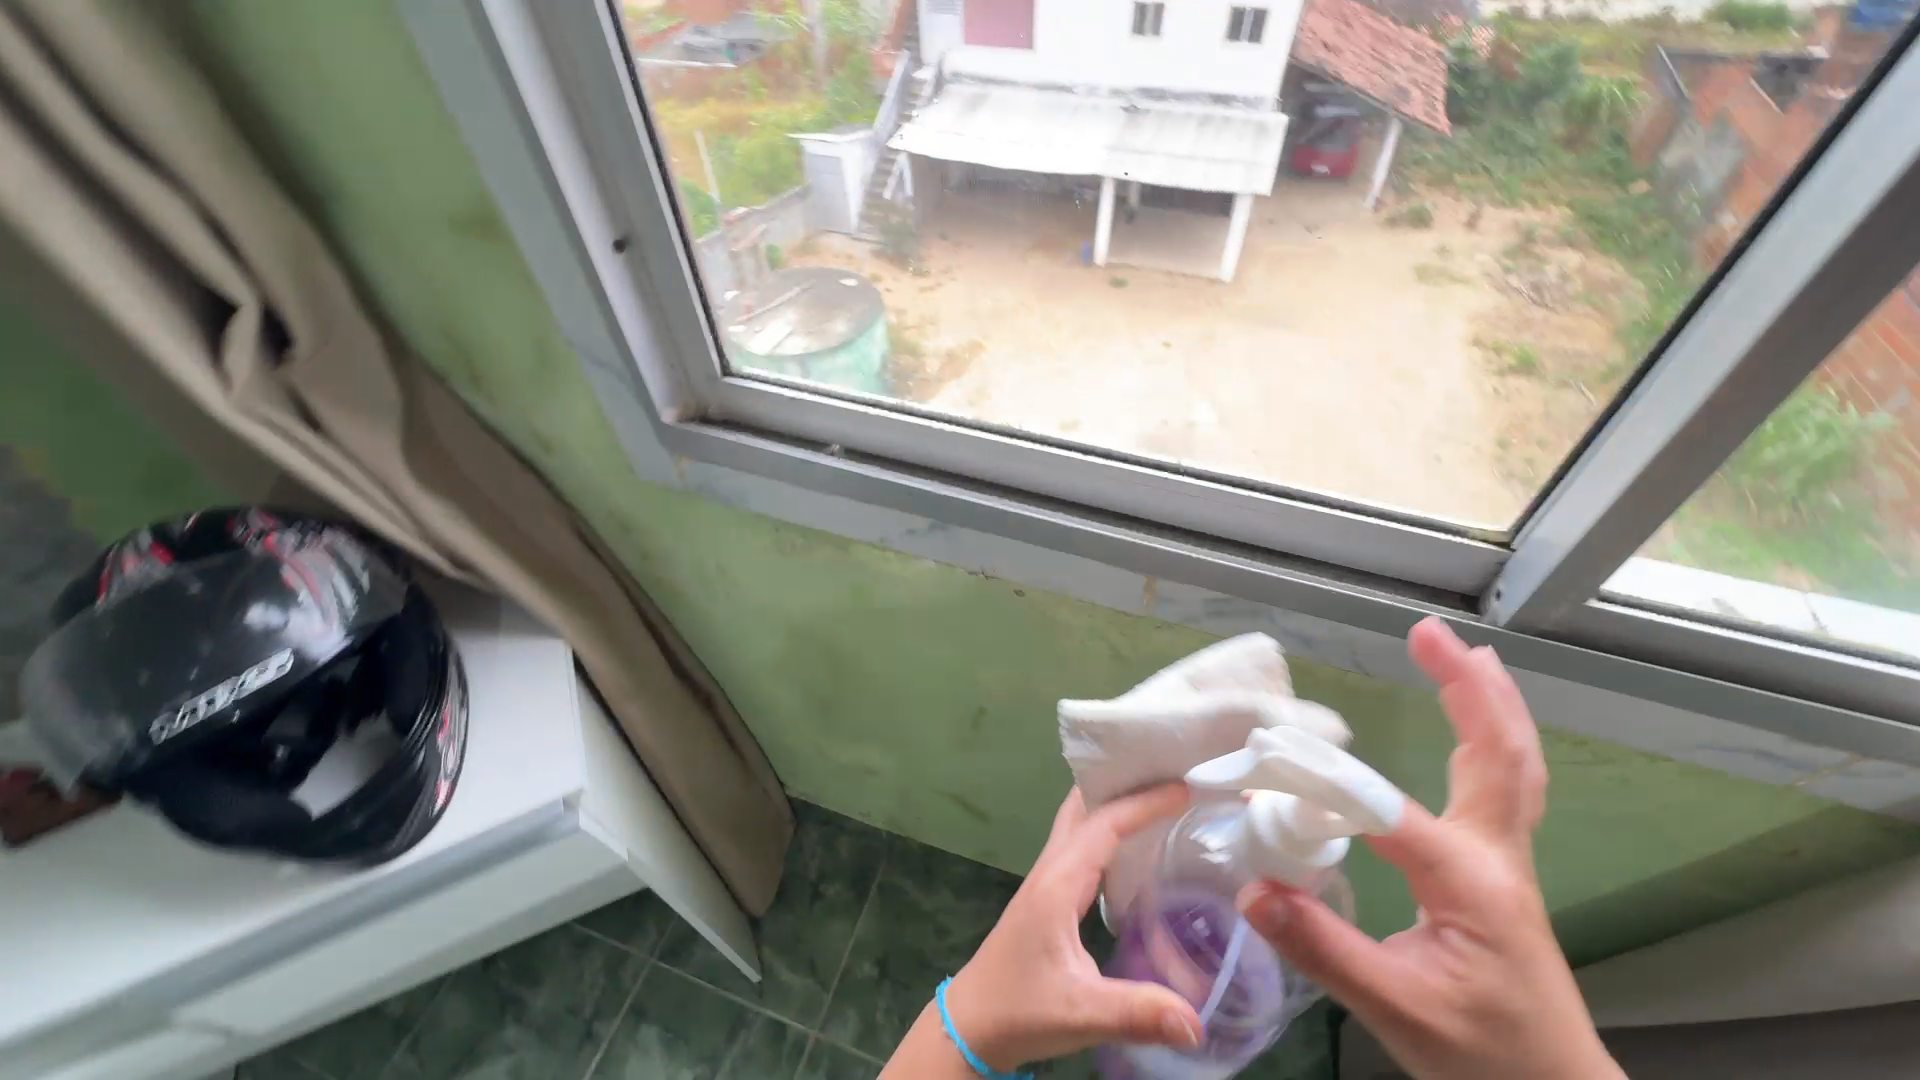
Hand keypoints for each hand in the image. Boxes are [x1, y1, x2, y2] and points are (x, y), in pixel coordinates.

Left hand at [944, 785, 1204, 1068]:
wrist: (972, 1022)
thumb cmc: (1020, 1008)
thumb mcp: (1081, 1012)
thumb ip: (1137, 1012)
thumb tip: (1198, 1024)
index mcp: (1058, 882)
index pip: (1103, 824)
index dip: (1143, 803)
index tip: (1184, 788)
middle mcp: (1051, 869)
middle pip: (1083, 806)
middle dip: (1119, 783)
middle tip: (1165, 770)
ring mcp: (1048, 880)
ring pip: (1079, 822)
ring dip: (1112, 803)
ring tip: (1158, 795)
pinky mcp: (1051, 896)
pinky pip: (1082, 846)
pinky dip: (1108, 830)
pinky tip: (1137, 846)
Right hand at [1237, 617, 1622, 1079]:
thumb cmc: (1487, 1059)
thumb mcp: (1398, 1012)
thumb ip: (1324, 950)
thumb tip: (1251, 892)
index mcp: (1470, 881)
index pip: (1388, 810)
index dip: (1323, 780)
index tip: (1264, 759)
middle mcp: (1496, 857)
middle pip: (1497, 754)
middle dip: (1467, 687)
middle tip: (1430, 633)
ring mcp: (1504, 862)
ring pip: (1511, 765)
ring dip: (1491, 703)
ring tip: (1469, 655)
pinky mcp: (1497, 873)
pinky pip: (1503, 787)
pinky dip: (1493, 740)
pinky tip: (1476, 729)